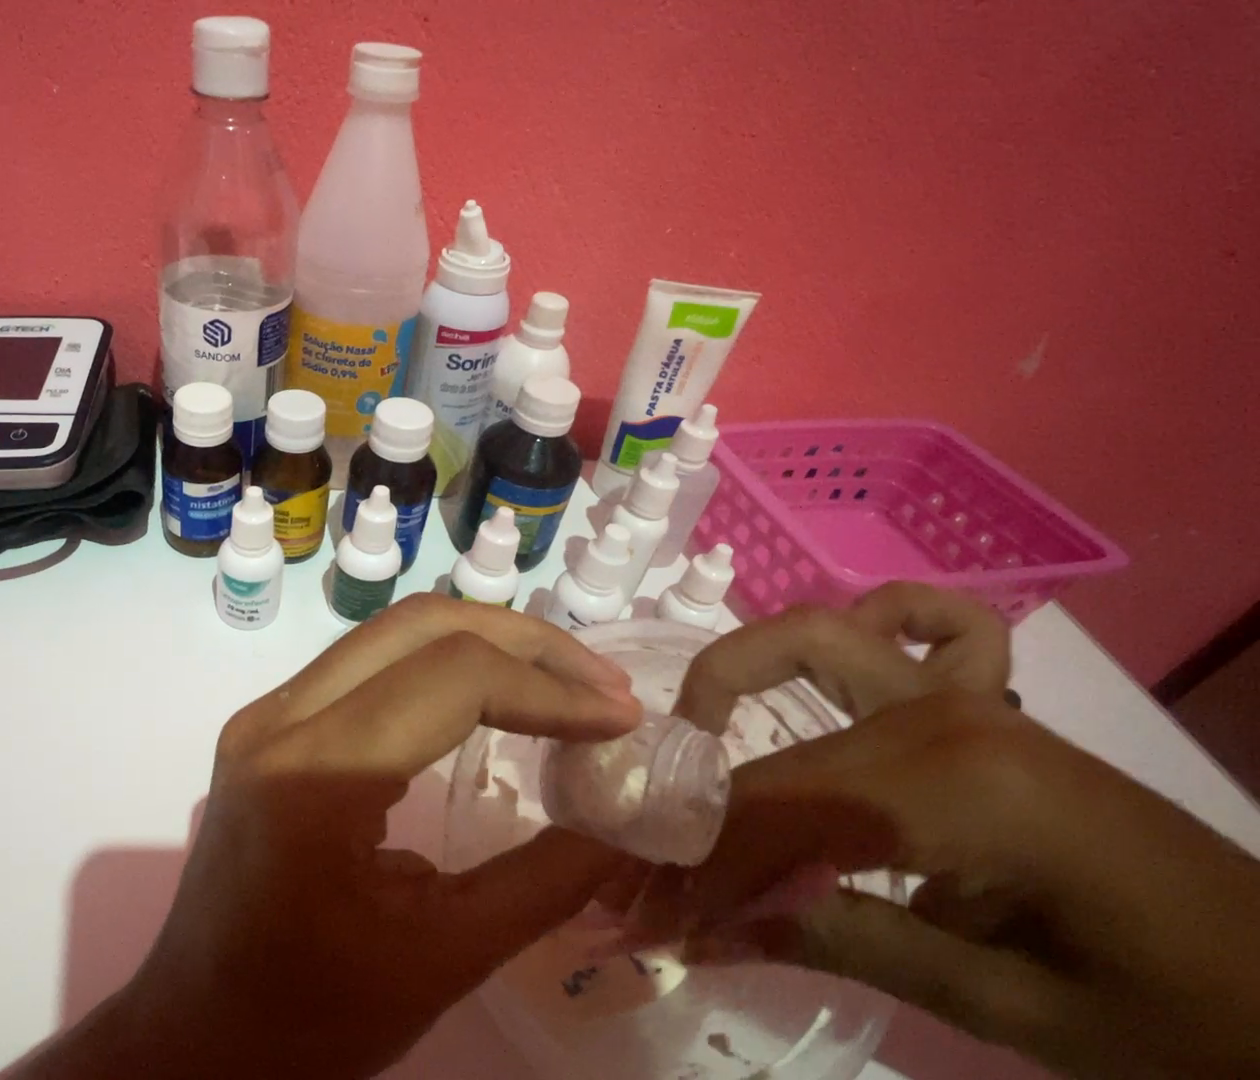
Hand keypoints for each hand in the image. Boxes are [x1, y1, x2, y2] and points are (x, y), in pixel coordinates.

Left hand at [12, 594, 646, 1079]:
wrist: (197, 1034)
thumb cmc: (310, 1016)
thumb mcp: (440, 959)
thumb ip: (541, 884)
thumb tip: (623, 821)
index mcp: (313, 775)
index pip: (450, 679)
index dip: (549, 688)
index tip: (623, 721)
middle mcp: (278, 720)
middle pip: (418, 626)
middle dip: (524, 643)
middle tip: (605, 690)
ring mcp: (264, 717)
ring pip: (389, 634)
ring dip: (484, 645)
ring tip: (565, 688)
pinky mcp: (268, 729)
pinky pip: (365, 666)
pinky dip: (440, 666)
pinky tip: (492, 700)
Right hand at [634, 584, 1259, 1078]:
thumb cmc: (1171, 1015)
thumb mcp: (1006, 1008)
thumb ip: (844, 943)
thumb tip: (708, 924)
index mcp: (959, 794)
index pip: (783, 821)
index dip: (708, 868)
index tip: (655, 916)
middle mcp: (947, 719)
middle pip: (784, 758)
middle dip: (709, 817)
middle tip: (661, 872)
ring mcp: (969, 699)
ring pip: (816, 649)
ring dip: (739, 679)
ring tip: (697, 735)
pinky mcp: (987, 704)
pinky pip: (928, 625)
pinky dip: (877, 623)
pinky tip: (848, 660)